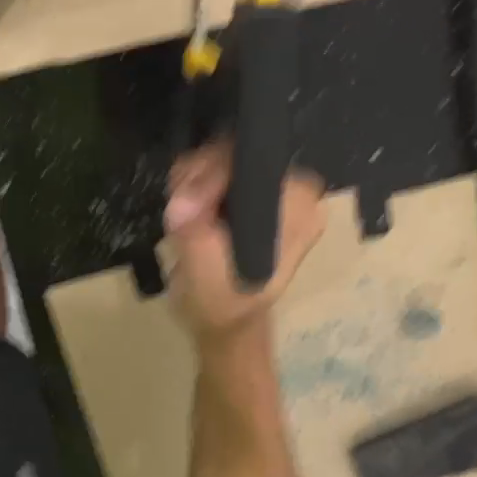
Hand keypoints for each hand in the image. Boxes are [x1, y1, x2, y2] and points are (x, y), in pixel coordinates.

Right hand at [160, 142, 326, 346]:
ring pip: (217, 155)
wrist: (221, 323)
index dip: (216, 173)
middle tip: (180, 210)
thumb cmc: (221, 303)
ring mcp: (266, 189)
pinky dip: (190, 182)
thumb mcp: (205, 270)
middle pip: (233, 153)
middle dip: (198, 178)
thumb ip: (195, 231)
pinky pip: (211, 166)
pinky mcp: (245, 190)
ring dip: (190, 181)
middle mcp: (290, 191)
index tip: (192, 201)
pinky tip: (184, 211)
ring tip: (181, 217)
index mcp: (297, 208)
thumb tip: (179, 205)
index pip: (255, 162)